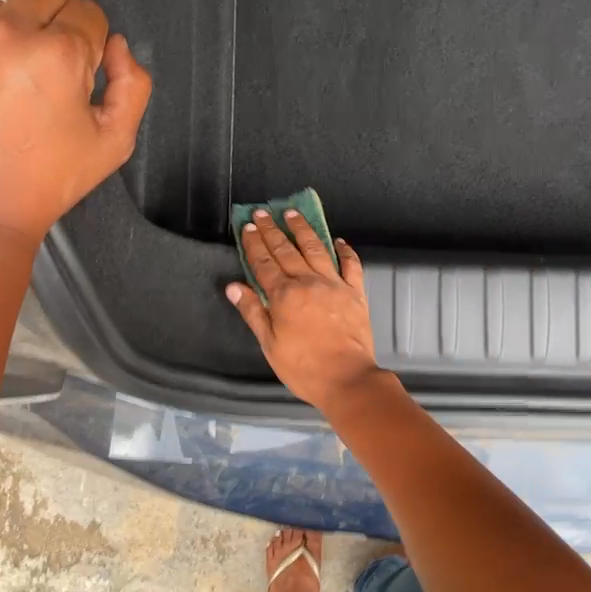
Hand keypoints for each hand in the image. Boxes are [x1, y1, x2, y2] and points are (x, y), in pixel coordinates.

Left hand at [0, 0, 152, 241]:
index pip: (89, 12)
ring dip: (19, 16)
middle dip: (59, 20)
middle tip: (50, 64)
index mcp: (58, 55)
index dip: (93, 42)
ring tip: (15, 60)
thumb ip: (133, 84)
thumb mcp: (115, 141)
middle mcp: (8, 32)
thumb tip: (117, 46)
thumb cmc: (47, 178)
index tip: (80, 70)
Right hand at [227, 209, 385, 410]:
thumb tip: (234, 287)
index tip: (248, 227)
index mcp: (284, 296)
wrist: (347, 378)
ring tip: (293, 214)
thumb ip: (253, 312)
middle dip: (272, 231)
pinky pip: (351, 264)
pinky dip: (344, 251)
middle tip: (262, 213)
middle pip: (286, 251)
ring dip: (302, 230)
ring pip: (316, 249)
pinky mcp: (356, 293)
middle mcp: (308, 283)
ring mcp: (335, 285)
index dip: (255, 244)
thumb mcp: (270, 344)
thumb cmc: (303, 367)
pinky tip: (338, 241)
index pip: (264, 264)